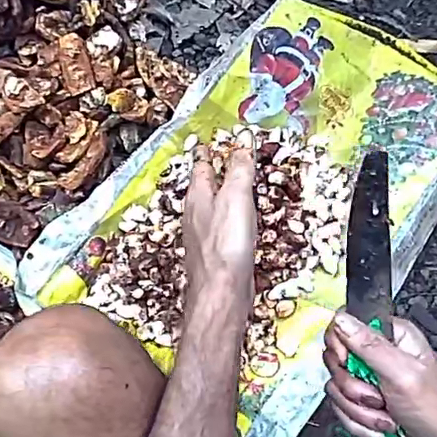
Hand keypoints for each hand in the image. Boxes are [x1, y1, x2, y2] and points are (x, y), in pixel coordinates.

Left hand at [182, 149, 255, 308]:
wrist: (220, 293)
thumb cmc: (226, 245)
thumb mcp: (236, 198)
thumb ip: (239, 170)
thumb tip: (241, 145)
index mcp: (198, 197)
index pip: (201, 166)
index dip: (206, 153)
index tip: (207, 143)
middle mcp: (195, 215)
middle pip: (201, 187)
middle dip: (209, 173)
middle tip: (216, 161)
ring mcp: (202, 236)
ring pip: (208, 207)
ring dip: (216, 195)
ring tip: (226, 187)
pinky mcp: (213, 254)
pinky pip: (218, 227)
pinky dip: (224, 217)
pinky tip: (232, 223)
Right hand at [323, 313, 436, 436]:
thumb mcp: (404, 374)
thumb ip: (370, 346)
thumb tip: (342, 319)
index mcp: (391, 336)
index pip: (344, 325)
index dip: (340, 347)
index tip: (349, 364)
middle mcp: (377, 354)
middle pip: (336, 361)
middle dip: (354, 389)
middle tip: (379, 397)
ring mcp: (368, 379)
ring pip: (337, 389)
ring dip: (361, 411)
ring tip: (387, 415)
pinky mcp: (362, 402)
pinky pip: (341, 409)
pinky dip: (360, 423)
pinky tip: (382, 426)